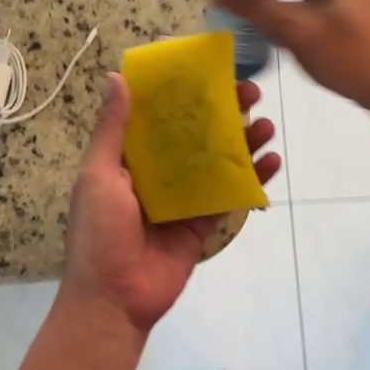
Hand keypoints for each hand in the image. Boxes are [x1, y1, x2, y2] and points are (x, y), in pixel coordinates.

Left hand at [62, 72, 281, 334]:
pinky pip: (229, 195)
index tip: (208, 71)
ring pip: (217, 161)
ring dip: (243, 141)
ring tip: (267, 123)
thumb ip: (112, 130)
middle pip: (194, 135)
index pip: (159, 116)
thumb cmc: (99, 233)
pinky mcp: (202, 223)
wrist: (113, 298)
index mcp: (128, 158)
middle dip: (222, 113)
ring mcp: (182, 198)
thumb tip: (116, 78)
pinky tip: (271, 160)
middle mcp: (157, 172)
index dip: (182, 93)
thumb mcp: (98, 175)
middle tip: (250, 92)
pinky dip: (252, 178)